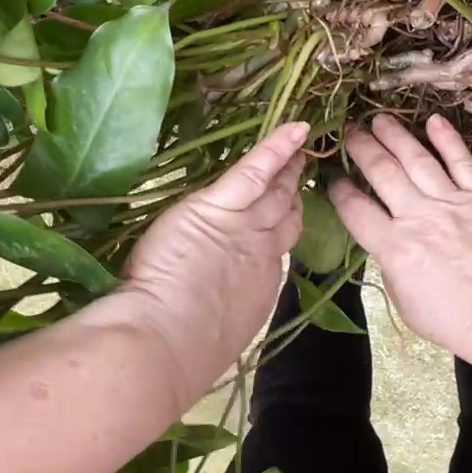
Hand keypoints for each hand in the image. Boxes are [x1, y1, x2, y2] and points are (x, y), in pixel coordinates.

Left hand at [114, 122, 307, 397]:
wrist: (167, 339)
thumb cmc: (183, 344)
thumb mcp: (223, 323)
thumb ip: (232, 299)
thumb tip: (228, 296)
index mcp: (263, 277)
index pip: (282, 239)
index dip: (288, 218)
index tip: (293, 204)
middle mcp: (263, 249)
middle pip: (286, 210)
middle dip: (294, 187)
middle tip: (304, 162)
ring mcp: (245, 227)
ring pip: (275, 190)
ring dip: (288, 166)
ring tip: (300, 143)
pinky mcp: (218, 208)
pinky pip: (252, 172)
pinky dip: (274, 148)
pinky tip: (293, 128)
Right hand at [330, 114, 471, 374]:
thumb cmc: (454, 321)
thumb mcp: (404, 301)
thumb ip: (390, 264)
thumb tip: (386, 241)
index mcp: (394, 248)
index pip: (355, 209)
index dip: (339, 190)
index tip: (332, 177)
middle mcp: (419, 218)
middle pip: (383, 172)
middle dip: (362, 148)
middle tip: (350, 131)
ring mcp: (453, 203)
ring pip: (417, 159)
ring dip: (395, 136)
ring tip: (378, 119)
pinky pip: (462, 162)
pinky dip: (447, 139)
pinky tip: (433, 121)